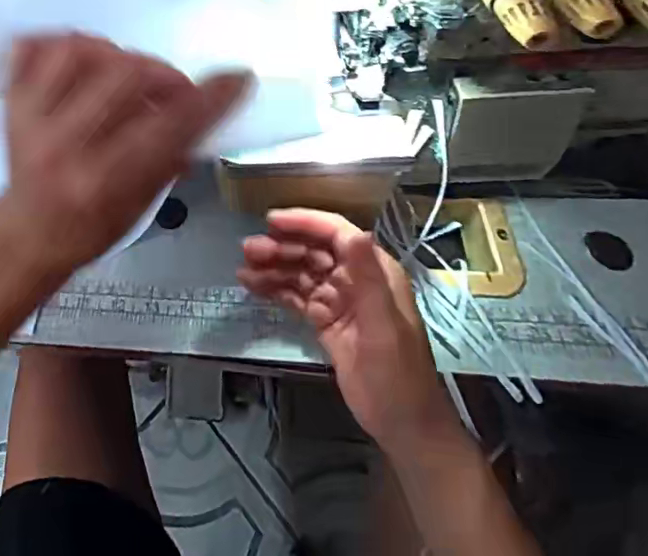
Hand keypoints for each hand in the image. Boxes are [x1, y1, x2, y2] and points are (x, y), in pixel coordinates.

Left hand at [0, 34, 248, 276]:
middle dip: (163, 73)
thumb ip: (172, 155)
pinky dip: (61, 41)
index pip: (165, 126)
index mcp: (98, 182)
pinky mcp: (10, 102)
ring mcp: (28, 119)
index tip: (237, 77)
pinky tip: (86, 55)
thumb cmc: (90, 229)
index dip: (209, 98)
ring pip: (76, 51)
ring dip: (116, 52)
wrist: (25, 237)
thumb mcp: (141, 205)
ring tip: (130, 69)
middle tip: (176, 87)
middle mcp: (60, 145)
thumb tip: (205, 109)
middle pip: (122, 76)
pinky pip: (31, 48)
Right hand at [239, 209, 455, 450]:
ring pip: (302, 273)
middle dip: (282, 246)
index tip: (271, 221)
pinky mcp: (326, 321)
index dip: (305, 223)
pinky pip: (297, 296)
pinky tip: (253, 287)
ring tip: (244, 269)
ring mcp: (339, 300)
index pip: (337, 233)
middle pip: (314, 250)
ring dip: (274, 267)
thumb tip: (358, 232)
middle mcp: (356, 278)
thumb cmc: (398, 375)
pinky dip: (276, 290)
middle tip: (248, 249)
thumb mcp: (383, 325)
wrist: (404, 426)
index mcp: (375, 271)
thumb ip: (368, 278)